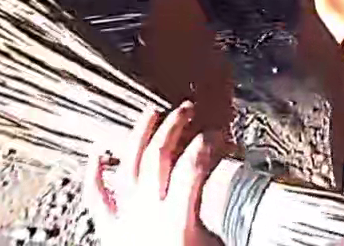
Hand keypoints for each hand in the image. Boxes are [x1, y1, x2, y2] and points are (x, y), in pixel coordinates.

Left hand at [83, 104, 222, 245]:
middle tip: (189, 109)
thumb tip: (249, 202)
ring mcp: (124, 221)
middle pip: (158, 154)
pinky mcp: (110, 233)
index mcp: (177, 224)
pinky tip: (96, 149)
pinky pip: (95, 198)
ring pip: (128, 164)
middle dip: (175, 125)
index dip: (209, 143)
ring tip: (153, 111)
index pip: (193, 165)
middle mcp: (146, 214)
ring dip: (140, 134)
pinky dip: (93, 171)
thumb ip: (227, 223)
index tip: (222, 134)